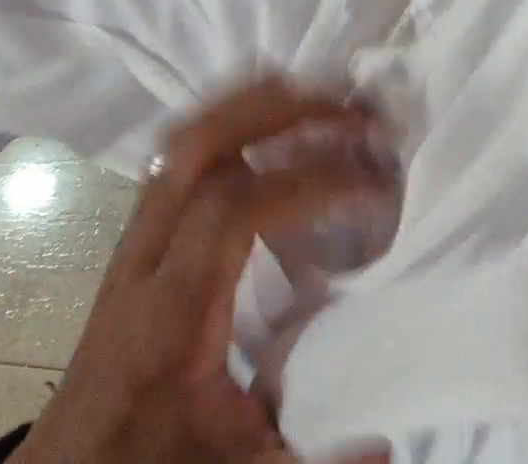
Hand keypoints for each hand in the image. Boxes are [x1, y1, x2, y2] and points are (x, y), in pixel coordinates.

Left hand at [12, 79, 391, 463]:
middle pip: (198, 144)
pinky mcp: (139, 232)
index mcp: (171, 310)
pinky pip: (180, 152)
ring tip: (321, 99)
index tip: (372, 184)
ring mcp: (137, 234)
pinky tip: (273, 125)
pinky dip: (231, 121)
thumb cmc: (149, 459)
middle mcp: (146, 253)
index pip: (234, 208)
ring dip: (255, 105)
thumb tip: (390, 445)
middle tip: (351, 110)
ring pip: (183, 136)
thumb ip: (311, 458)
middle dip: (281, 111)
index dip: (308, 181)